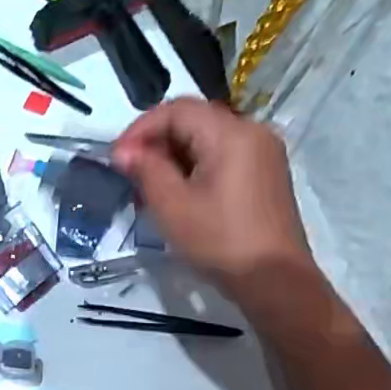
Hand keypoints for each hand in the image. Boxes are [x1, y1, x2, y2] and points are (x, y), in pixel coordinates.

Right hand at [112, 98, 321, 314]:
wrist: (274, 279)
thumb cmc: (219, 241)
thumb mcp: (172, 206)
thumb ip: (146, 170)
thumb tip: (123, 152)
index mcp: (231, 134)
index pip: (176, 110)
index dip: (140, 129)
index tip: (117, 160)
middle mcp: (252, 131)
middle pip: (193, 120)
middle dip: (155, 142)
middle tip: (130, 174)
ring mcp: (263, 152)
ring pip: (206, 138)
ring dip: (172, 156)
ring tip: (148, 188)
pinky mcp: (264, 173)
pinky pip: (222, 155)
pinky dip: (193, 166)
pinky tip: (177, 194)